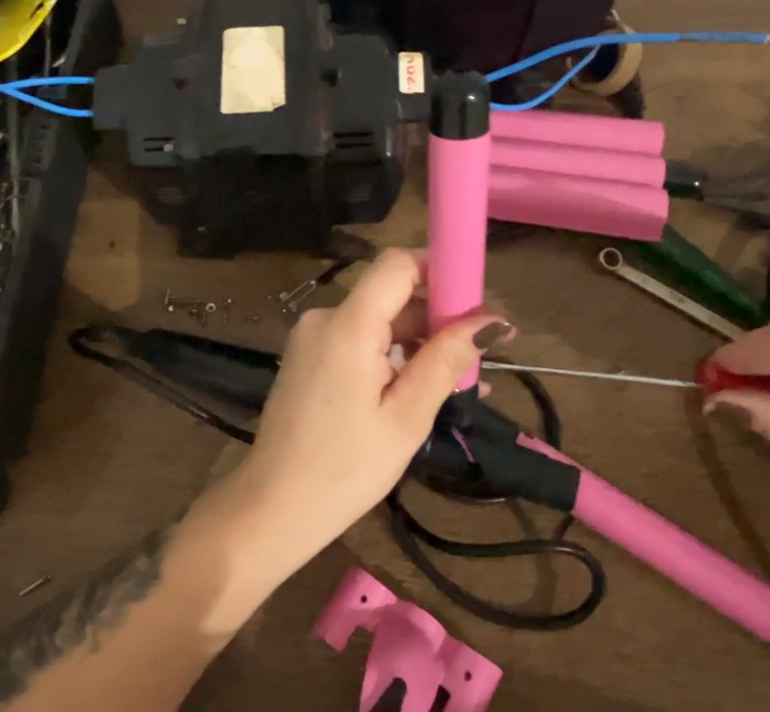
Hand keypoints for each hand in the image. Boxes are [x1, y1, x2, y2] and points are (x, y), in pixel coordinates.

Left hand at [213, 248, 504, 580]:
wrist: (276, 504)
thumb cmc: (346, 467)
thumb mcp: (407, 416)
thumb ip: (445, 359)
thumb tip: (493, 320)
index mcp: (347, 325)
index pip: (396, 264)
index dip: (439, 269)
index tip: (478, 299)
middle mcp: (324, 318)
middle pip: (389, 294)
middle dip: (436, 317)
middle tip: (480, 356)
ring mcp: (310, 337)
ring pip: (375, 320)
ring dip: (417, 342)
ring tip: (462, 381)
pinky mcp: (306, 357)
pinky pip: (356, 340)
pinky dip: (389, 356)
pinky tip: (421, 388)